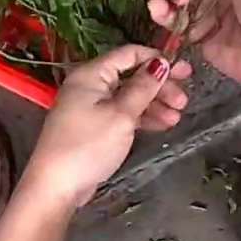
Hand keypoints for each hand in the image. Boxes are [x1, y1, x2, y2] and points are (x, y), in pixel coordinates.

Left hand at [16, 44, 191, 210]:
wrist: (56, 186)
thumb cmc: (88, 145)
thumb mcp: (121, 115)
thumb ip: (143, 88)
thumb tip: (161, 63)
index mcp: (92, 74)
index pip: (129, 54)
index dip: (158, 59)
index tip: (184, 70)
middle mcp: (90, 85)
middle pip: (132, 76)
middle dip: (160, 86)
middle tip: (184, 99)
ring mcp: (91, 107)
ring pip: (130, 97)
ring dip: (155, 104)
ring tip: (177, 116)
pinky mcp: (95, 126)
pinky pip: (123, 113)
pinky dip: (143, 117)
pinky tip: (163, 124)